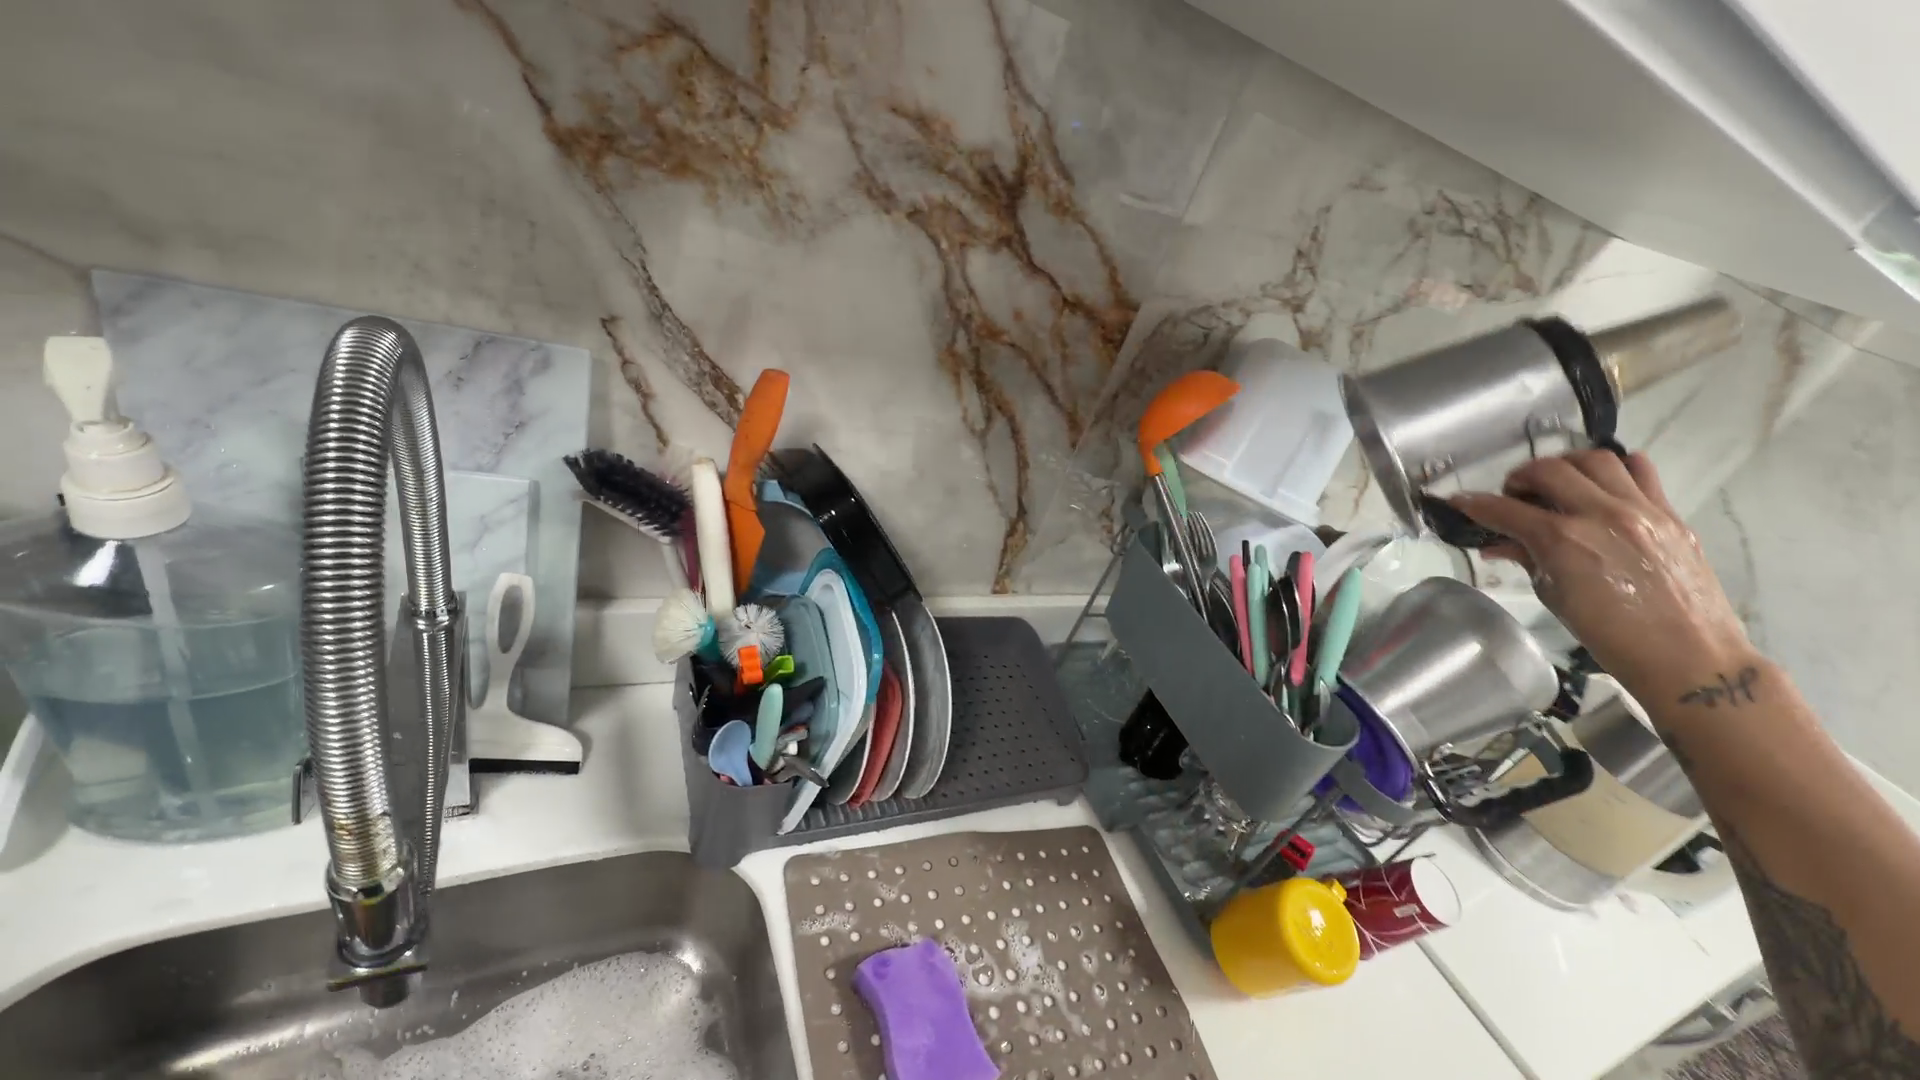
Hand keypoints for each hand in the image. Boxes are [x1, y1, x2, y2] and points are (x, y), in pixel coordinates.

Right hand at [1451, 450, 1755, 696]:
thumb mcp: (1555, 597)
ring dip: (1566, 465)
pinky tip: (1603, 487)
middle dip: (1519, 478)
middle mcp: (1601, 514)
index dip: (1475, 505)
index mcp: (1564, 541)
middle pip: (1548, 471)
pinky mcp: (1670, 514)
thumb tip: (1497, 544)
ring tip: (1558, 483)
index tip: (1458, 501)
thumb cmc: (1610, 637)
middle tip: (1513, 496)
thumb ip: (1527, 560)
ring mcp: (1641, 510)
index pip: (1505, 510)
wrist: (1687, 656)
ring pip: (1595, 459)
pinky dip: (1615, 470)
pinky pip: (1641, 471)